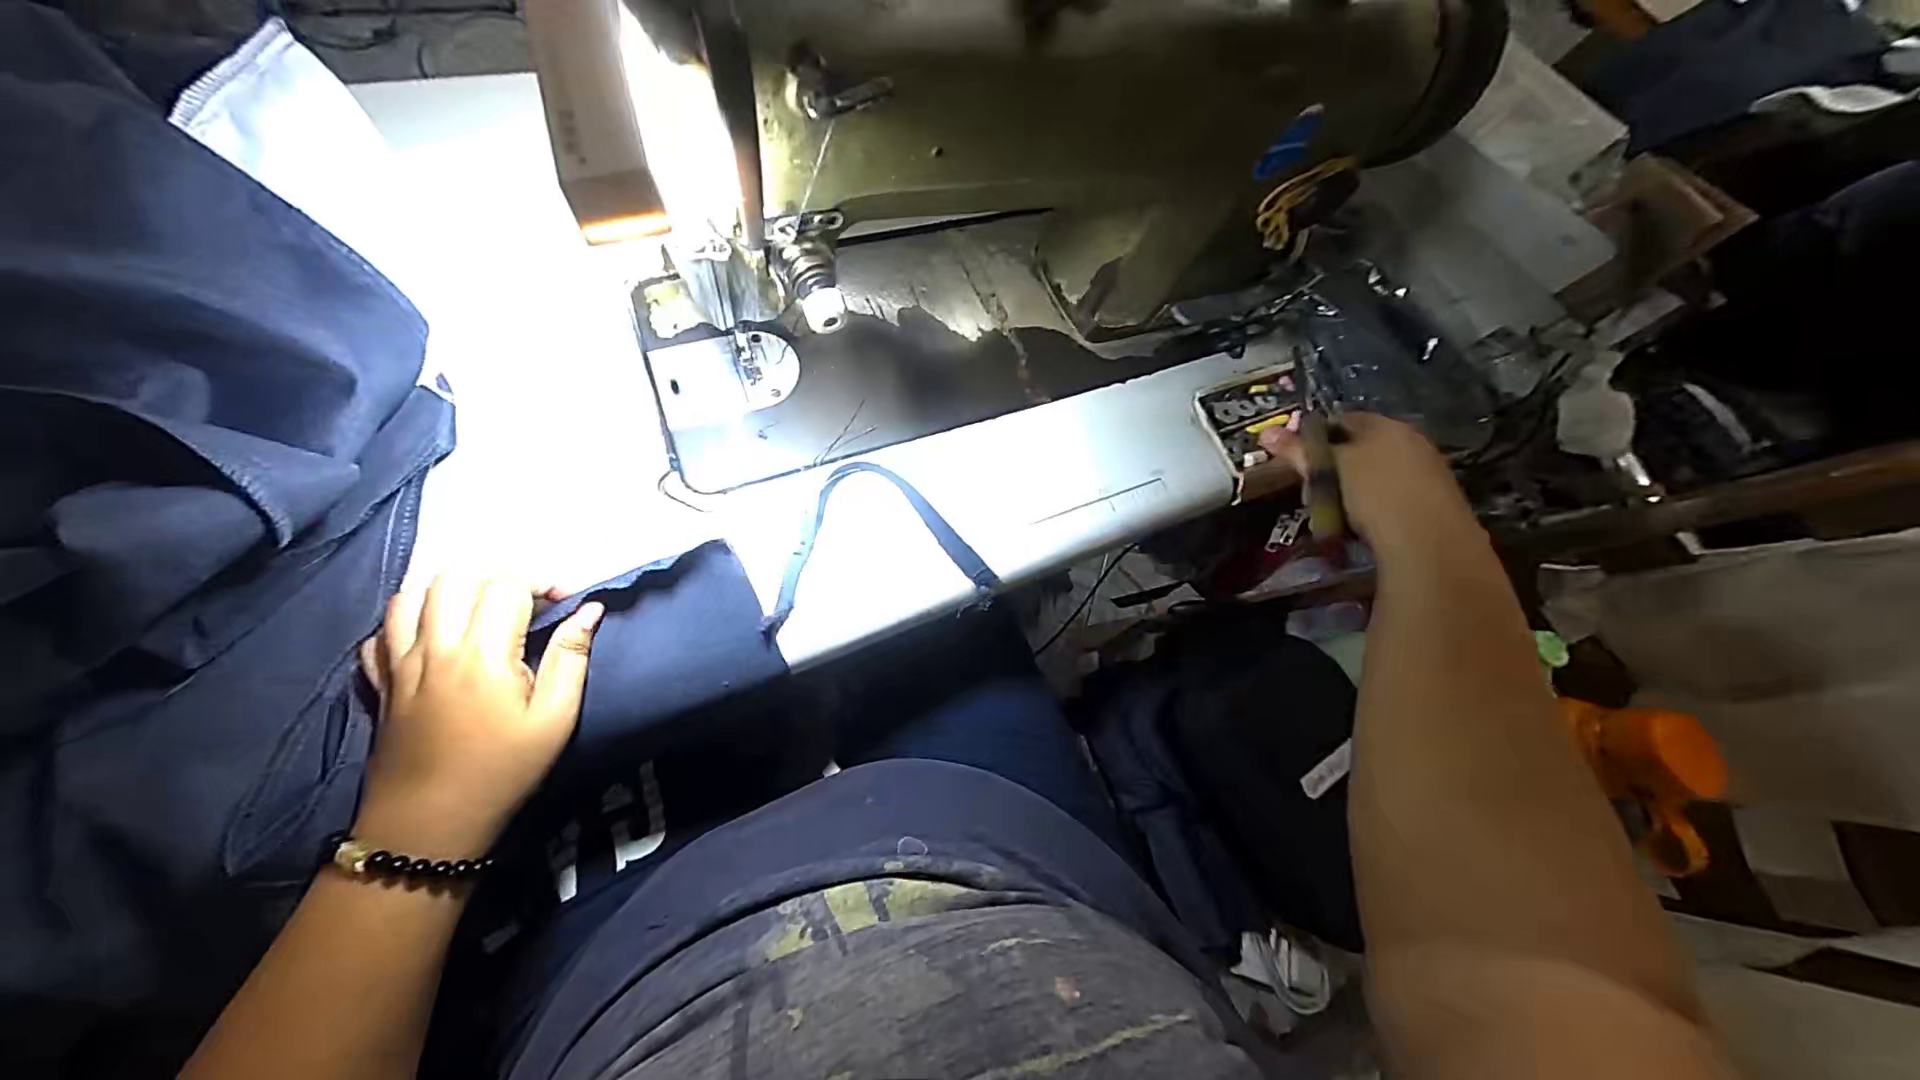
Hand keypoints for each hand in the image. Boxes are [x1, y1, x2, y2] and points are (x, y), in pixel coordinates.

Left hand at [354, 576, 603, 858]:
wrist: (427, 824)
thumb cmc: (504, 769)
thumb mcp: (555, 717)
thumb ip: (571, 656)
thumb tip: (590, 609)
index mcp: (482, 654)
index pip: (507, 585)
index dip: (543, 582)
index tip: (565, 603)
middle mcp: (435, 647)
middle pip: (456, 576)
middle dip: (499, 576)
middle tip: (527, 602)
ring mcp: (399, 662)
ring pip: (413, 594)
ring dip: (453, 588)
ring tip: (484, 610)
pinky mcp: (381, 681)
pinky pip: (383, 630)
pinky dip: (410, 618)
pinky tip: (437, 635)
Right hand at [1259, 412, 1481, 558]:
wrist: (1429, 541)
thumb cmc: (1372, 494)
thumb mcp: (1326, 471)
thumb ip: (1297, 451)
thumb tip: (1265, 432)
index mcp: (1383, 425)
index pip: (1341, 419)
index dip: (1314, 435)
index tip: (1296, 458)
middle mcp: (1408, 438)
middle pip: (1359, 445)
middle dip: (1333, 463)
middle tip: (1310, 486)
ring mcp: (1425, 467)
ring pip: (1375, 470)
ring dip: (1352, 485)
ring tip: (1331, 508)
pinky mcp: (1433, 497)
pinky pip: (1390, 492)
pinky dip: (1372, 502)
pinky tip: (1360, 522)